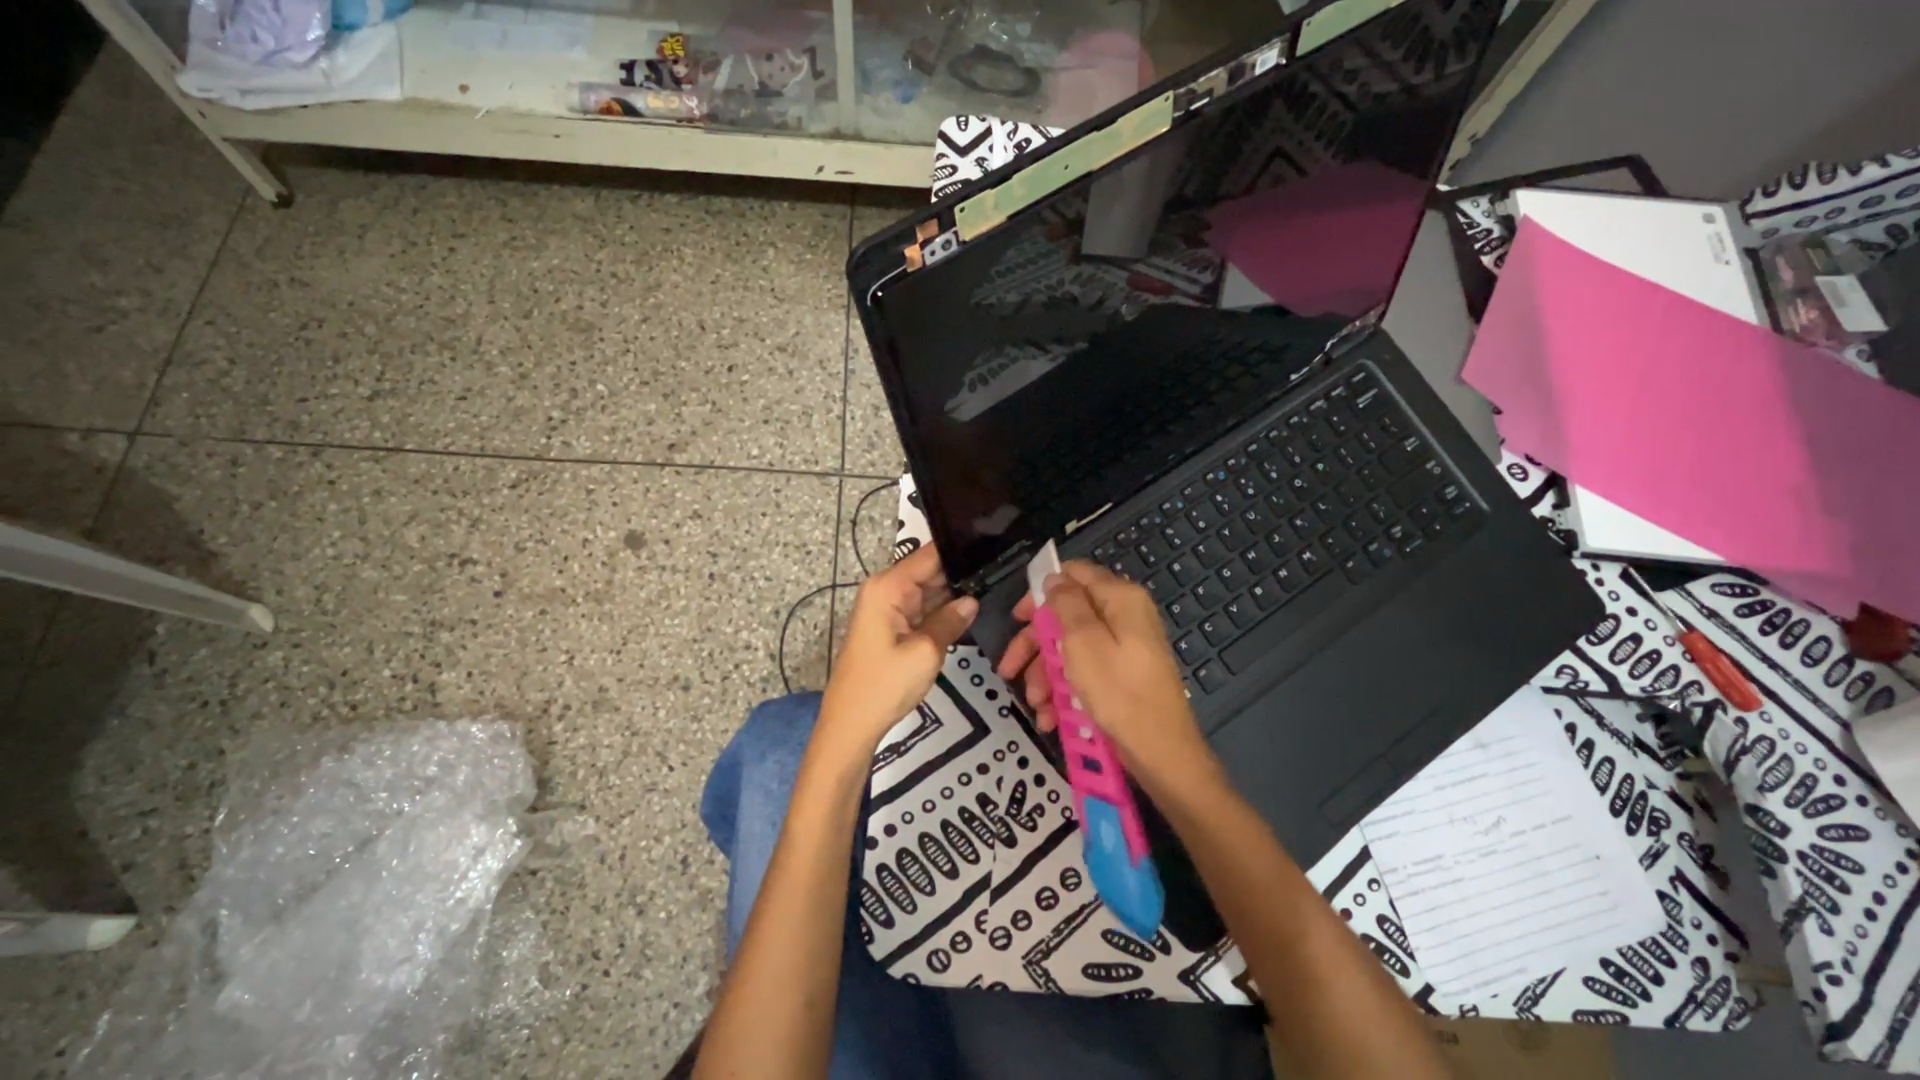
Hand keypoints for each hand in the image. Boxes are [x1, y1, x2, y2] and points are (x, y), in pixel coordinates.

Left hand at [819, 544, 977, 751]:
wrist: (851, 724)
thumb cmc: (885, 685)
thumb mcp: (925, 652)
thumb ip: (950, 620)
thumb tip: (971, 600)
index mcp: (888, 587)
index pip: (929, 555)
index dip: (960, 550)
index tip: (995, 546)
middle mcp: (885, 591)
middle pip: (929, 571)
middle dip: (961, 574)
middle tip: (1002, 572)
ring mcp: (887, 611)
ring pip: (928, 592)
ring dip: (953, 595)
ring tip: (995, 587)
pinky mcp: (891, 629)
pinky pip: (921, 611)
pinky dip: (941, 613)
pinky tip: (970, 611)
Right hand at [994, 561, 1215, 785]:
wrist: (1161, 752)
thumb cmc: (1118, 692)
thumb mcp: (1083, 643)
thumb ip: (1066, 605)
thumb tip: (1055, 578)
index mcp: (1120, 598)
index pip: (1074, 574)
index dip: (1041, 593)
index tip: (1017, 619)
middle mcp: (1125, 616)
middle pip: (1068, 616)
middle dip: (1035, 645)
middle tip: (1008, 669)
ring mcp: (1126, 647)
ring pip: (1072, 648)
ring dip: (1046, 675)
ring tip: (1036, 704)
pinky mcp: (1124, 675)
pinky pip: (1087, 672)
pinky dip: (1065, 691)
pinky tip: (1051, 717)